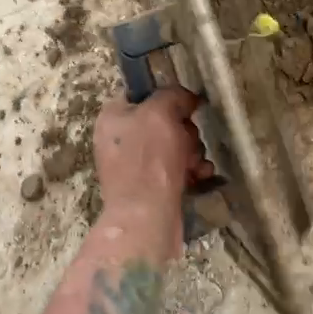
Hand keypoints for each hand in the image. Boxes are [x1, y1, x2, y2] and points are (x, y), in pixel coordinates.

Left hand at [91, 88, 213, 255]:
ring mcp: (134, 165)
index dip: (166, 97)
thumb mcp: (161, 112)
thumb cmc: (149, 160)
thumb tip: (185, 99)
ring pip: (174, 145)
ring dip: (192, 152)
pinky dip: (191, 171)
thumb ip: (173, 95)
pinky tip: (200, 176)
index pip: (141, 93)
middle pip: (163, 120)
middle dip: (184, 130)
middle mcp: (120, 139)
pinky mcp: (149, 187)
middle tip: (188, 141)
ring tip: (195, 164)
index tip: (185, 106)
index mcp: (112, 117)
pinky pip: (176, 169)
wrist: (146, 220)